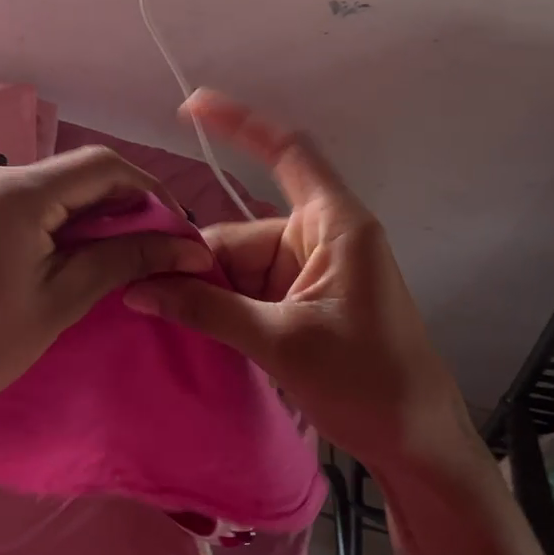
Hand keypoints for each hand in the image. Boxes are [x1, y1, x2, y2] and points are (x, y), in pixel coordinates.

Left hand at [0, 146, 212, 442]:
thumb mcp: (61, 301)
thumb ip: (124, 259)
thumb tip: (188, 247)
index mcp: (13, 193)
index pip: (101, 165)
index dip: (146, 190)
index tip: (171, 227)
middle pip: (66, 172)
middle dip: (110, 204)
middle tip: (139, 247)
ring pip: (35, 182)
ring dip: (72, 209)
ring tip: (93, 254)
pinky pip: (2, 194)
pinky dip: (34, 213)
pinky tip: (42, 249)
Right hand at [124, 91, 472, 469]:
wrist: (417, 448)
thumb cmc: (368, 383)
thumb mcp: (280, 343)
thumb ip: (205, 309)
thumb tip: (135, 289)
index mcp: (334, 227)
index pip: (287, 154)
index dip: (240, 124)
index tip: (191, 106)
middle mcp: (319, 239)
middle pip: (240, 229)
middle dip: (198, 260)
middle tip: (147, 289)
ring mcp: (309, 272)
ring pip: (237, 264)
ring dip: (206, 290)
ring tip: (166, 316)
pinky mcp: (301, 301)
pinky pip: (247, 289)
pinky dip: (220, 304)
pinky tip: (189, 323)